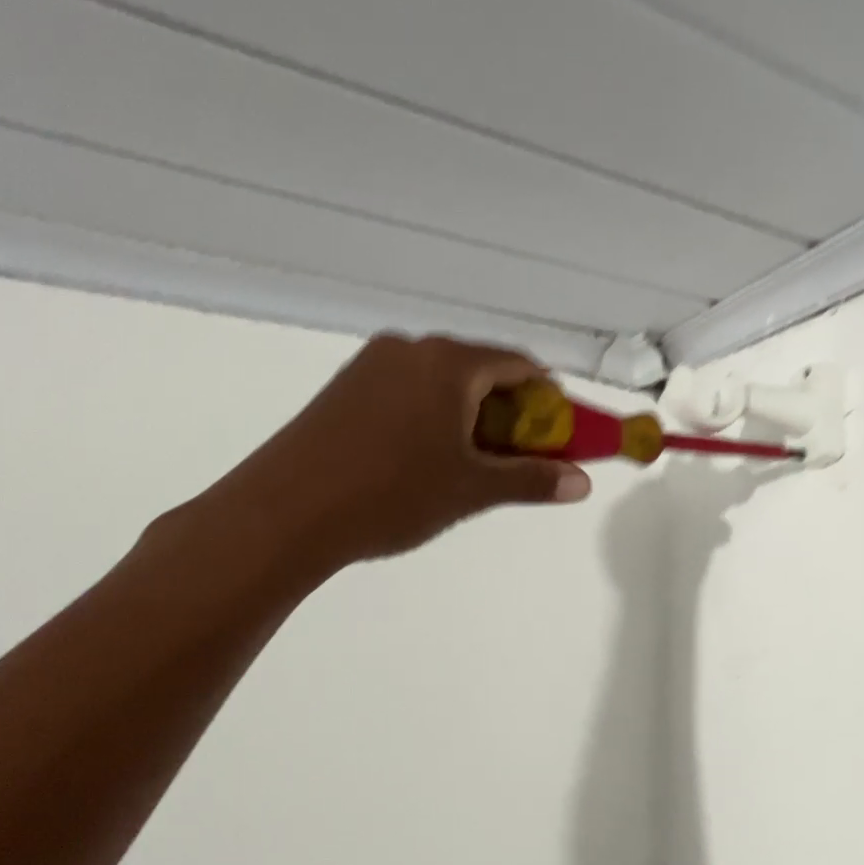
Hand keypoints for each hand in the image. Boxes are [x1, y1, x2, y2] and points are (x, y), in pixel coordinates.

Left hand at [197, 334, 590, 574]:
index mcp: (449, 362)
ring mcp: (370, 366)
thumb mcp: (471, 489)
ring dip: (469, 416)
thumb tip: (582, 483)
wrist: (280, 515)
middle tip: (516, 458)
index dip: (548, 399)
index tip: (558, 435)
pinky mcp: (342, 389)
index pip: (519, 364)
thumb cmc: (391, 493)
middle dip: (508, 411)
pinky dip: (431, 417)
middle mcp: (410, 349)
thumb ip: (532, 480)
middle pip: (480, 370)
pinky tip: (422, 460)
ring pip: (441, 382)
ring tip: (467, 465)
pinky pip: (406, 392)